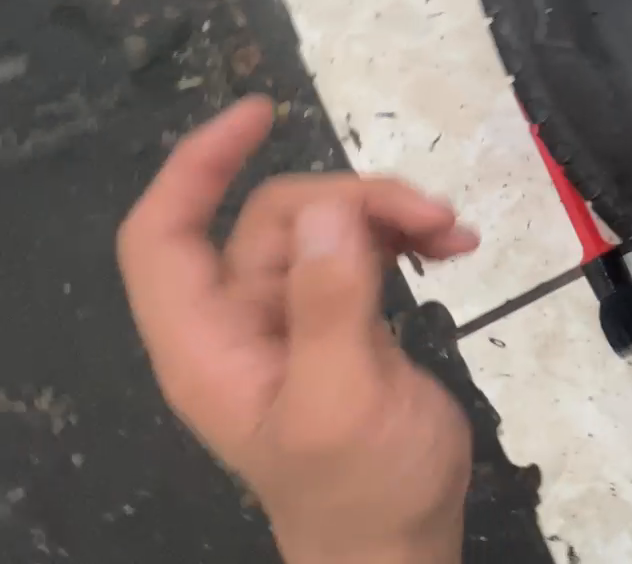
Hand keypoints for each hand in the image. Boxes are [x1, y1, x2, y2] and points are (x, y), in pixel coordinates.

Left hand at [117, 97, 480, 563]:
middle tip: (436, 217)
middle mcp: (248, 320)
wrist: (400, 535)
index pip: (167, 237)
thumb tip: (334, 210)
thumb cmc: (360, 483)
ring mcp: (304, 317)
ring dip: (396, 215)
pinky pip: (374, 251)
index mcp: (212, 344)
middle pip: (281, 219)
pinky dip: (414, 238)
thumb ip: (332, 305)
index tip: (260, 114)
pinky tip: (459, 249)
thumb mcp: (342, 398)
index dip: (198, 168)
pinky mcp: (354, 319)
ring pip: (335, 228)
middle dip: (359, 200)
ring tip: (456, 234)